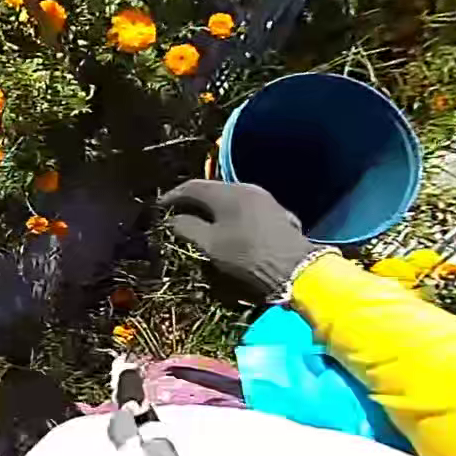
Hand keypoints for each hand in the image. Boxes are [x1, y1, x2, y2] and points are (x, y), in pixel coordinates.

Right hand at [158, 179, 317, 299]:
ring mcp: (264, 199)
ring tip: (199, 219)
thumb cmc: (246, 255)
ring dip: (212, 206)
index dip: (173, 196)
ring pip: (230, 196)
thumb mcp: (209, 244)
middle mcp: (246, 188)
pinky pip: (244, 206)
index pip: (192, 186)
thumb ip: (187, 228)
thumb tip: (174, 219)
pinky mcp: (276, 212)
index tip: (160, 206)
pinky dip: (229, 212)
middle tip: (177, 211)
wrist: (295, 268)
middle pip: (212, 188)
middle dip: (192, 199)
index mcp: (227, 192)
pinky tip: (227, 226)